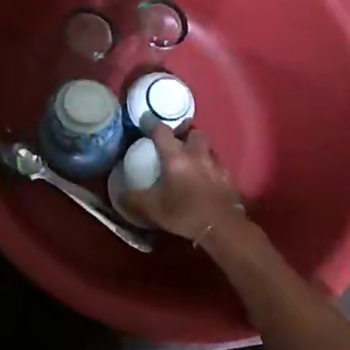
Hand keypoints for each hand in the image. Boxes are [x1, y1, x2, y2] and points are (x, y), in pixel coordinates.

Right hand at [124, 126, 246, 241]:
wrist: (222, 227)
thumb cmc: (184, 214)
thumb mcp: (152, 209)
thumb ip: (134, 200)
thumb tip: (120, 195)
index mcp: (176, 157)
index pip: (162, 131)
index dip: (152, 124)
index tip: (145, 122)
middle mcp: (197, 155)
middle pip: (194, 133)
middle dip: (186, 136)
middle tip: (177, 146)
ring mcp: (216, 165)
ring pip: (209, 148)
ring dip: (201, 151)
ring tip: (193, 163)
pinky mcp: (229, 177)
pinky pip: (219, 165)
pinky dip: (212, 168)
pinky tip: (207, 180)